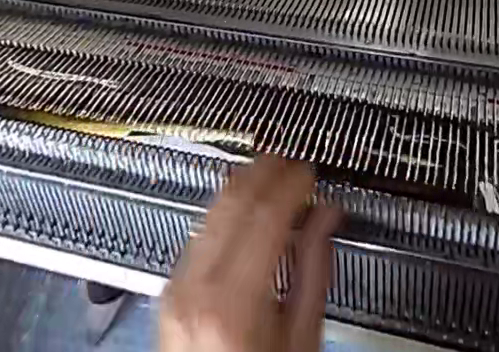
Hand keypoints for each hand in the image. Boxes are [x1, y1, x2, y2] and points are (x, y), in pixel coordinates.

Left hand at [159, 155, 341, 351]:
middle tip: (293, 164)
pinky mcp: (170, 290)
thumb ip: (315, 267)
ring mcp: (177, 289)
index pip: (267, 213)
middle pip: (234, 201)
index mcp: (235, 304)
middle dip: (268, 171)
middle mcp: (198, 290)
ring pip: (214, 207)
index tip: (310, 171)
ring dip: (246, 182)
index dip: (292, 182)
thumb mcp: (301, 336)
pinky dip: (228, 206)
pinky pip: (202, 228)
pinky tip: (247, 203)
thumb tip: (327, 213)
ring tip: (273, 175)